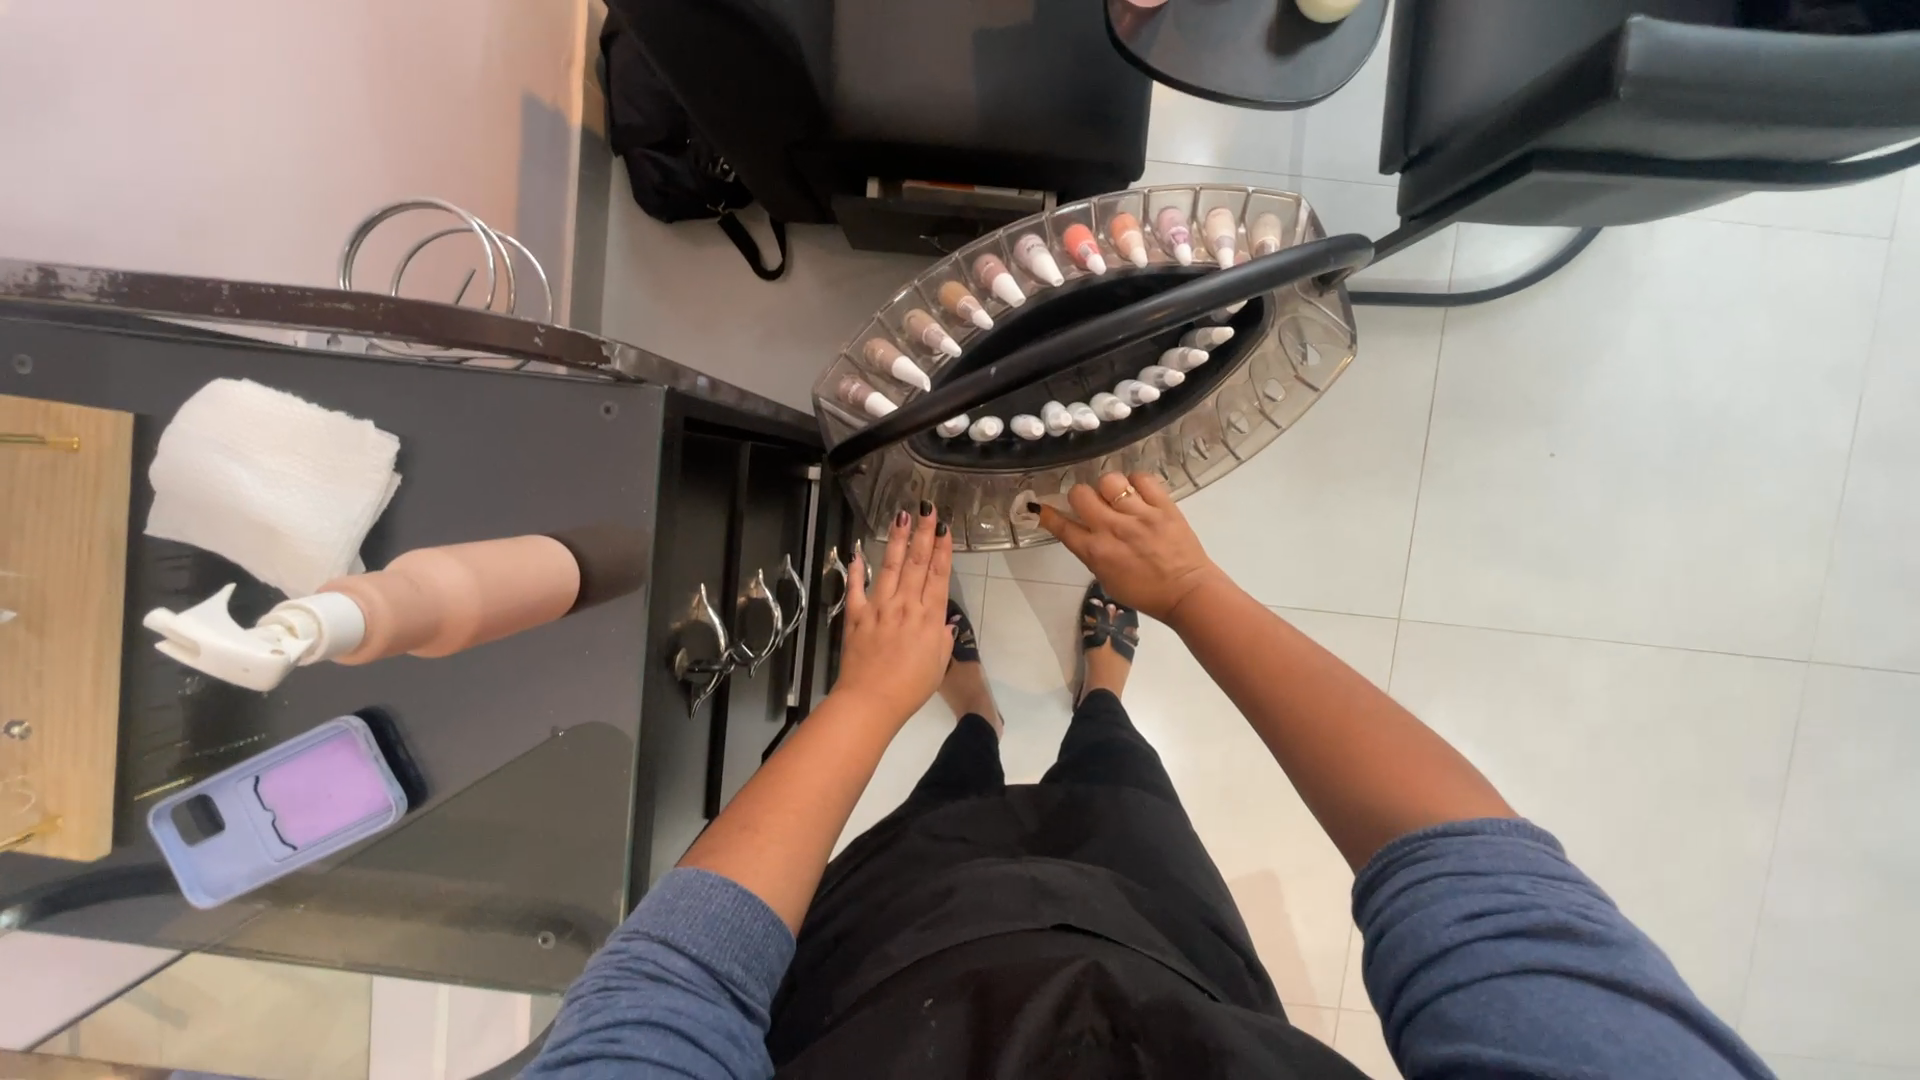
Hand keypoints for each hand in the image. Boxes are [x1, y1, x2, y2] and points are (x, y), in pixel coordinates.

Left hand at [833, 504, 954, 723]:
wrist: (872, 701)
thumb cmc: (911, 688)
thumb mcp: (937, 665)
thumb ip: (942, 639)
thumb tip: (944, 622)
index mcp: (929, 617)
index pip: (938, 576)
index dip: (942, 550)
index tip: (943, 529)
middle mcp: (906, 605)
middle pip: (916, 563)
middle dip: (923, 534)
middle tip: (926, 509)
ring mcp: (879, 608)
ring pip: (889, 567)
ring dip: (896, 541)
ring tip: (901, 518)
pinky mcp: (856, 616)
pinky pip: (856, 588)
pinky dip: (856, 570)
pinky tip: (857, 552)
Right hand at [1038, 472, 1229, 622]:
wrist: (1187, 592)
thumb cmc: (1144, 592)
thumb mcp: (1107, 579)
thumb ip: (1092, 553)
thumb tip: (1084, 531)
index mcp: (1095, 552)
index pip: (1061, 525)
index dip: (1047, 513)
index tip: (1041, 506)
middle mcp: (1112, 529)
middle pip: (1080, 493)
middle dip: (1080, 496)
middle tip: (1092, 504)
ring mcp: (1139, 515)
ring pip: (1109, 480)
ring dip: (1108, 487)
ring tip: (1118, 496)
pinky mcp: (1163, 506)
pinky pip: (1142, 478)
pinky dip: (1136, 482)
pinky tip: (1138, 493)